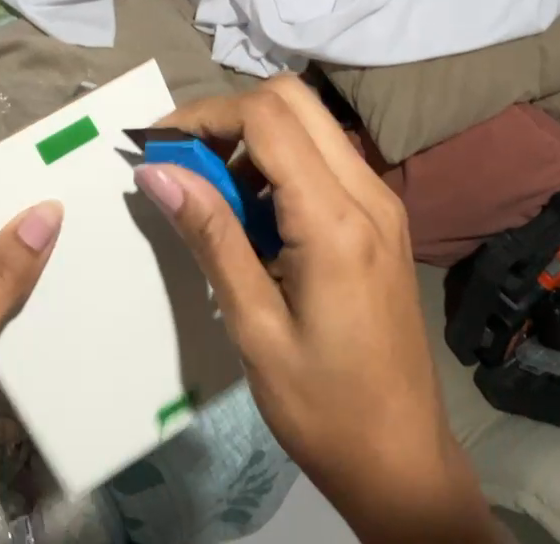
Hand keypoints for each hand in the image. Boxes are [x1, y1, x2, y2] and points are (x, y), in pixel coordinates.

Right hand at [136, 75, 498, 543]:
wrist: (402, 458)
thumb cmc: (323, 406)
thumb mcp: (254, 325)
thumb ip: (211, 235)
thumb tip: (157, 171)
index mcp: (336, 221)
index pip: (267, 118)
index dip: (204, 115)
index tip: (157, 145)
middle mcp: (369, 193)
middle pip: (293, 100)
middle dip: (229, 114)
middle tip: (184, 160)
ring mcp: (382, 202)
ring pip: (310, 123)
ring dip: (254, 136)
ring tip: (212, 191)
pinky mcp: (382, 217)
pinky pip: (325, 157)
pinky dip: (280, 161)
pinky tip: (253, 214)